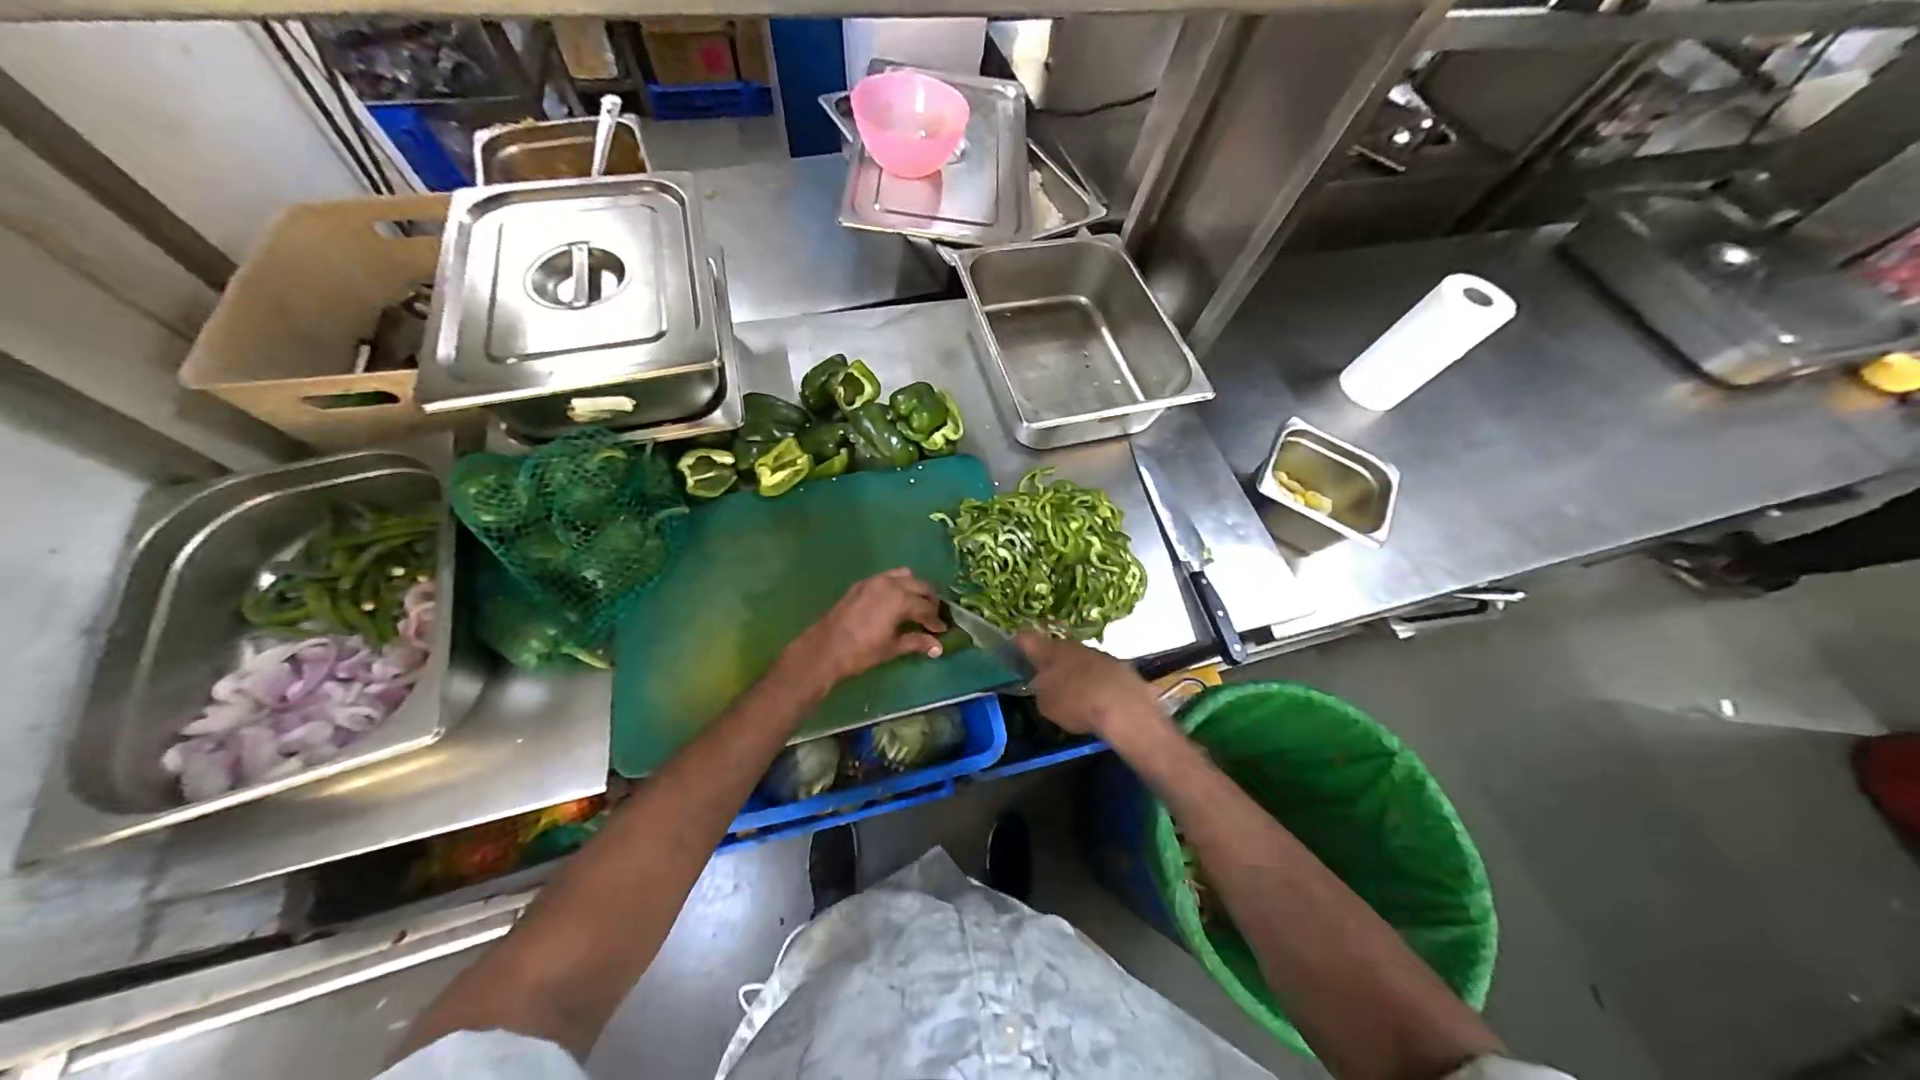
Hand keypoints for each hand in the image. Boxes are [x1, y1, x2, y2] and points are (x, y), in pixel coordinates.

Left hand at [782, 568, 947, 688]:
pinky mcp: (862, 584)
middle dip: (929, 601)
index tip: (942, 630)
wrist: (825, 648)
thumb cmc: (861, 652)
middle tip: (933, 616)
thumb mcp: (892, 648)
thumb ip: (916, 642)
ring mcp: (874, 581)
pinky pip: (887, 577)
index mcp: (900, 600)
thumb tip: (938, 647)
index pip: (926, 608)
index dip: (935, 620)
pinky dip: (898, 584)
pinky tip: (896, 601)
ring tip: (917, 604)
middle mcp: (890, 584)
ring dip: (914, 588)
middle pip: (920, 586)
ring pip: (904, 576)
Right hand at [1015, 632, 1171, 745]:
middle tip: (1042, 677)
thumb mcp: (1045, 703)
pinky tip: (1095, 699)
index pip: (1026, 639)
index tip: (1012, 651)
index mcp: (1049, 650)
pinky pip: (1098, 672)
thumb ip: (1040, 691)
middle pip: (1055, 648)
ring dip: (1073, 671)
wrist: (1125, 707)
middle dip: (1048, 661)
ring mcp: (1098, 654)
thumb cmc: (1075, 702)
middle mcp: (1072, 645)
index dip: (1017, 644)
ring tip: (1071, 692)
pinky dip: (1094, 682)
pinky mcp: (1119, 667)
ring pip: (1078, 659)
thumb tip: (1044, 686)